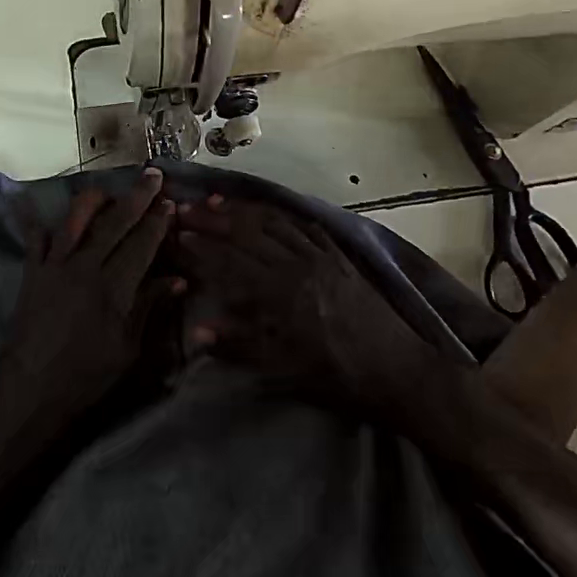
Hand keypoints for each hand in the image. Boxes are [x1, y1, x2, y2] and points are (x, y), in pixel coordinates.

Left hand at [0, 168, 182, 423]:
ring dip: (94, 200)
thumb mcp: (127, 349)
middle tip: (152, 175)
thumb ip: (148, 308)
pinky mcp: (32, 274)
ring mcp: (54, 268)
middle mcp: (85, 268)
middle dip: (137, 197)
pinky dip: (41, 220)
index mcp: (113, 288)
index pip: (141, 244)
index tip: (168, 202)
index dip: (157, 221)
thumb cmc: (85, 376)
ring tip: (108, 190)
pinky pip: (36, 238)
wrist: (28, 393)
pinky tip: (43, 209)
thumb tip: (177, 280)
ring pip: (75, 219)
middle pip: (115, 222)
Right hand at [174, 198, 452, 421]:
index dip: (202, 246)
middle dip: (215, 219)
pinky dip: (281, 216)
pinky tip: (269, 212)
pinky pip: (305, 226)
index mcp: (282, 294)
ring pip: (275, 222)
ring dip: (244, 211)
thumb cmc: (339, 376)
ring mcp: (322, 256)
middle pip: (249, 233)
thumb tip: (198, 331)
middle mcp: (299, 264)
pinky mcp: (339, 256)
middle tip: (187, 208)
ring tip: (218, 200)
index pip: (231, 261)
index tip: (177, 233)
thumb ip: (241, 346)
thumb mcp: (286, 370)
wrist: (399, 368)